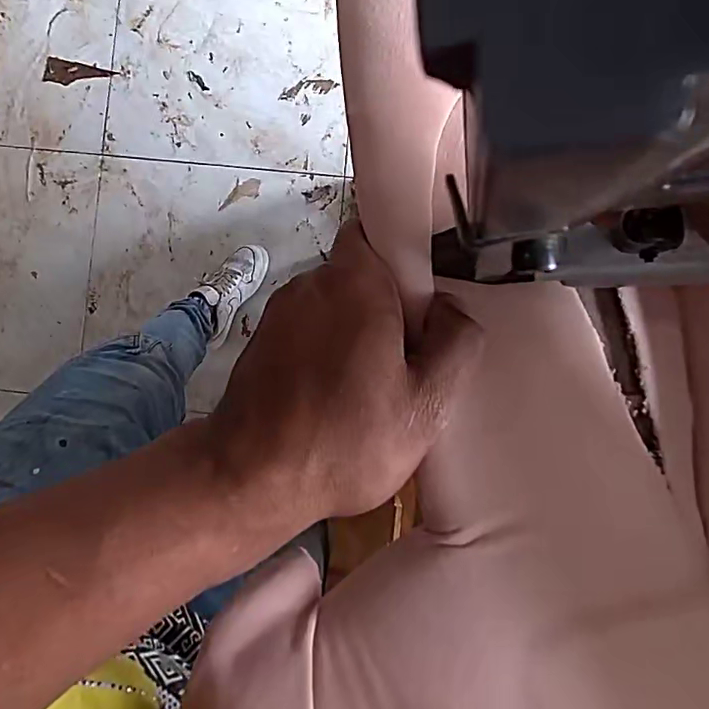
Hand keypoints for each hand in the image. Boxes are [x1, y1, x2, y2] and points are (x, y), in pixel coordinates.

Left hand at [204, 221, 484, 520]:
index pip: (379, 232)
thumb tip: (449, 308)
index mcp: (354, 283)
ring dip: (355, 332)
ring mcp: (279, 311)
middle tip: (405, 361)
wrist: (251, 476)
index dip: (406, 262)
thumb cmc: (345, 441)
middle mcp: (309, 283)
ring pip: (334, 305)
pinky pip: (307, 328)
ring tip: (368, 389)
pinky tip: (333, 397)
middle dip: (388, 306)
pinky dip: (324, 349)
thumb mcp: (427, 404)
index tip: (422, 306)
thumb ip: (456, 343)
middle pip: (361, 275)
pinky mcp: (261, 340)